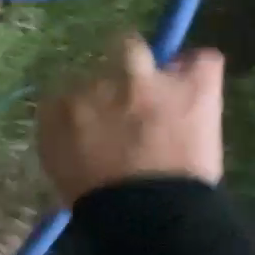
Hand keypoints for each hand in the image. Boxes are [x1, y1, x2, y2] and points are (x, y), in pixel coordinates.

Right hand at [37, 34, 224, 205]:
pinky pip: (202, 61)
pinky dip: (196, 64)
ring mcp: (144, 83)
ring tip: (158, 75)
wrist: (143, 205)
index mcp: (61, 103)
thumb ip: (54, 128)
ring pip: (136, 50)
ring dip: (143, 61)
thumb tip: (59, 114)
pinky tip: (193, 71)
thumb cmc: (90, 188)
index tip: (93, 112)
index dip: (82, 98)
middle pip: (96, 63)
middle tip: (121, 88)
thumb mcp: (53, 156)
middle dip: (107, 71)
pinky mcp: (191, 89)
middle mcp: (96, 85)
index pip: (65, 85)